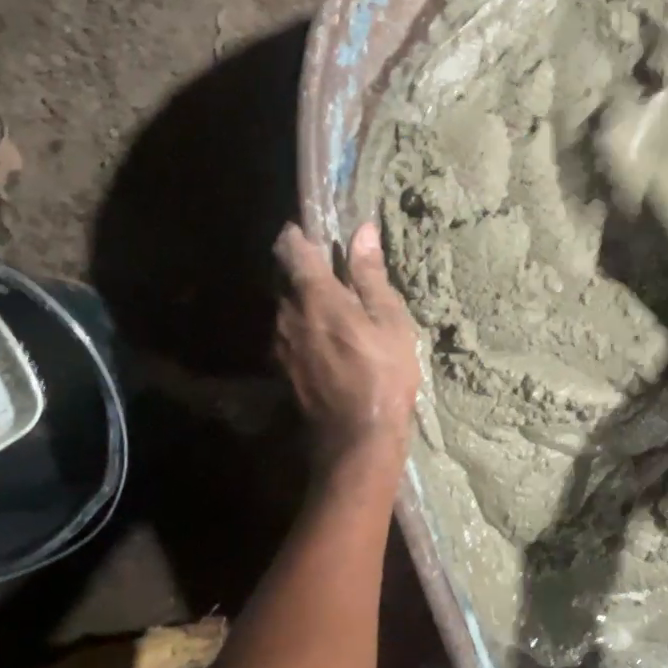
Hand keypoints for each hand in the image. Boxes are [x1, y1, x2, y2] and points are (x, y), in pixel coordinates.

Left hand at [274, 221, 420, 466]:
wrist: (355, 438)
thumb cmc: (382, 373)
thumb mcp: (389, 320)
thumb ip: (370, 275)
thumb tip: (362, 231)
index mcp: (314, 295)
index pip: (291, 248)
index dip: (298, 232)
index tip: (314, 229)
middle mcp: (286, 314)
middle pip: (284, 276)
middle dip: (302, 267)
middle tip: (334, 269)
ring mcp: (279, 343)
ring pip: (285, 306)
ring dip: (304, 300)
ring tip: (336, 307)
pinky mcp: (281, 367)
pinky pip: (288, 332)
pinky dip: (303, 326)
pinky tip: (329, 339)